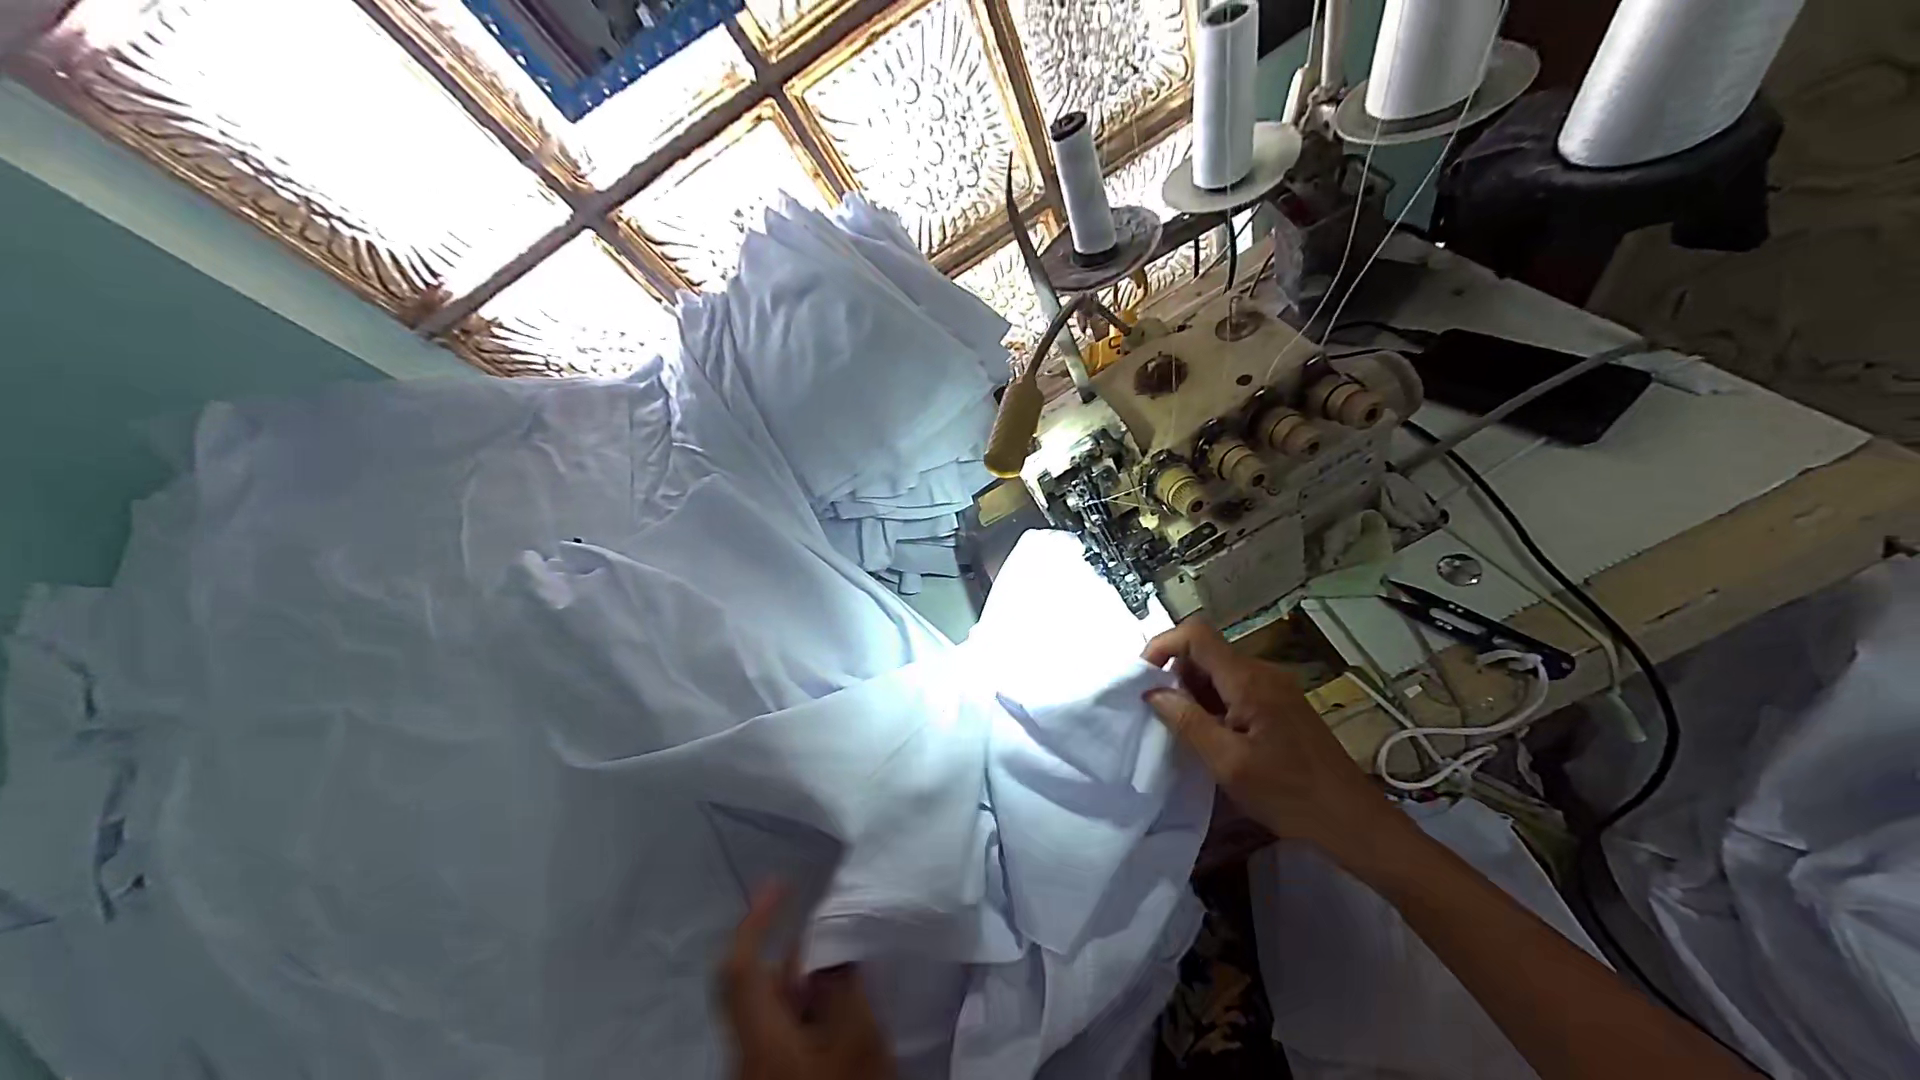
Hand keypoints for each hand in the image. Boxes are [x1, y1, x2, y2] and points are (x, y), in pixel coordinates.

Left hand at [718, 885, 894, 1079]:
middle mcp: (745, 1053)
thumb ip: (846, 990)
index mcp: (760, 1038)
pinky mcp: (770, 1077)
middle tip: (833, 944)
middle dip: (795, 958)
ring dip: (806, 989)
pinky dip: (808, 1014)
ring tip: (849, 984)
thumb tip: (834, 955)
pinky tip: (842, 1024)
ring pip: (773, 1012)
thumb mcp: (860, 1045)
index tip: (779, 882)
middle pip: (758, 988)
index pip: (741, 966)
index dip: (757, 919)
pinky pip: (781, 1033)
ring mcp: (754, 1069)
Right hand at [1143, 621, 1405, 864]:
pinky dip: (1213, 702)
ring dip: (1193, 691)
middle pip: (1206, 650)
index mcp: (1249, 680)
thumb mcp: (1228, 763)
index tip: (1142, 679)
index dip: (1162, 645)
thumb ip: (1187, 722)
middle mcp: (1262, 672)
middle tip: (1162, 714)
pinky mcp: (1280, 704)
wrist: (1354, 821)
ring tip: (1185, 731)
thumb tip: (1152, 692)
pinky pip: (1235, 687)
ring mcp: (1274, 687)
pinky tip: (1212, 737)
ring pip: (1218, 669)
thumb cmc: (1290, 794)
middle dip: (1175, 674)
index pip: (1196, 633)